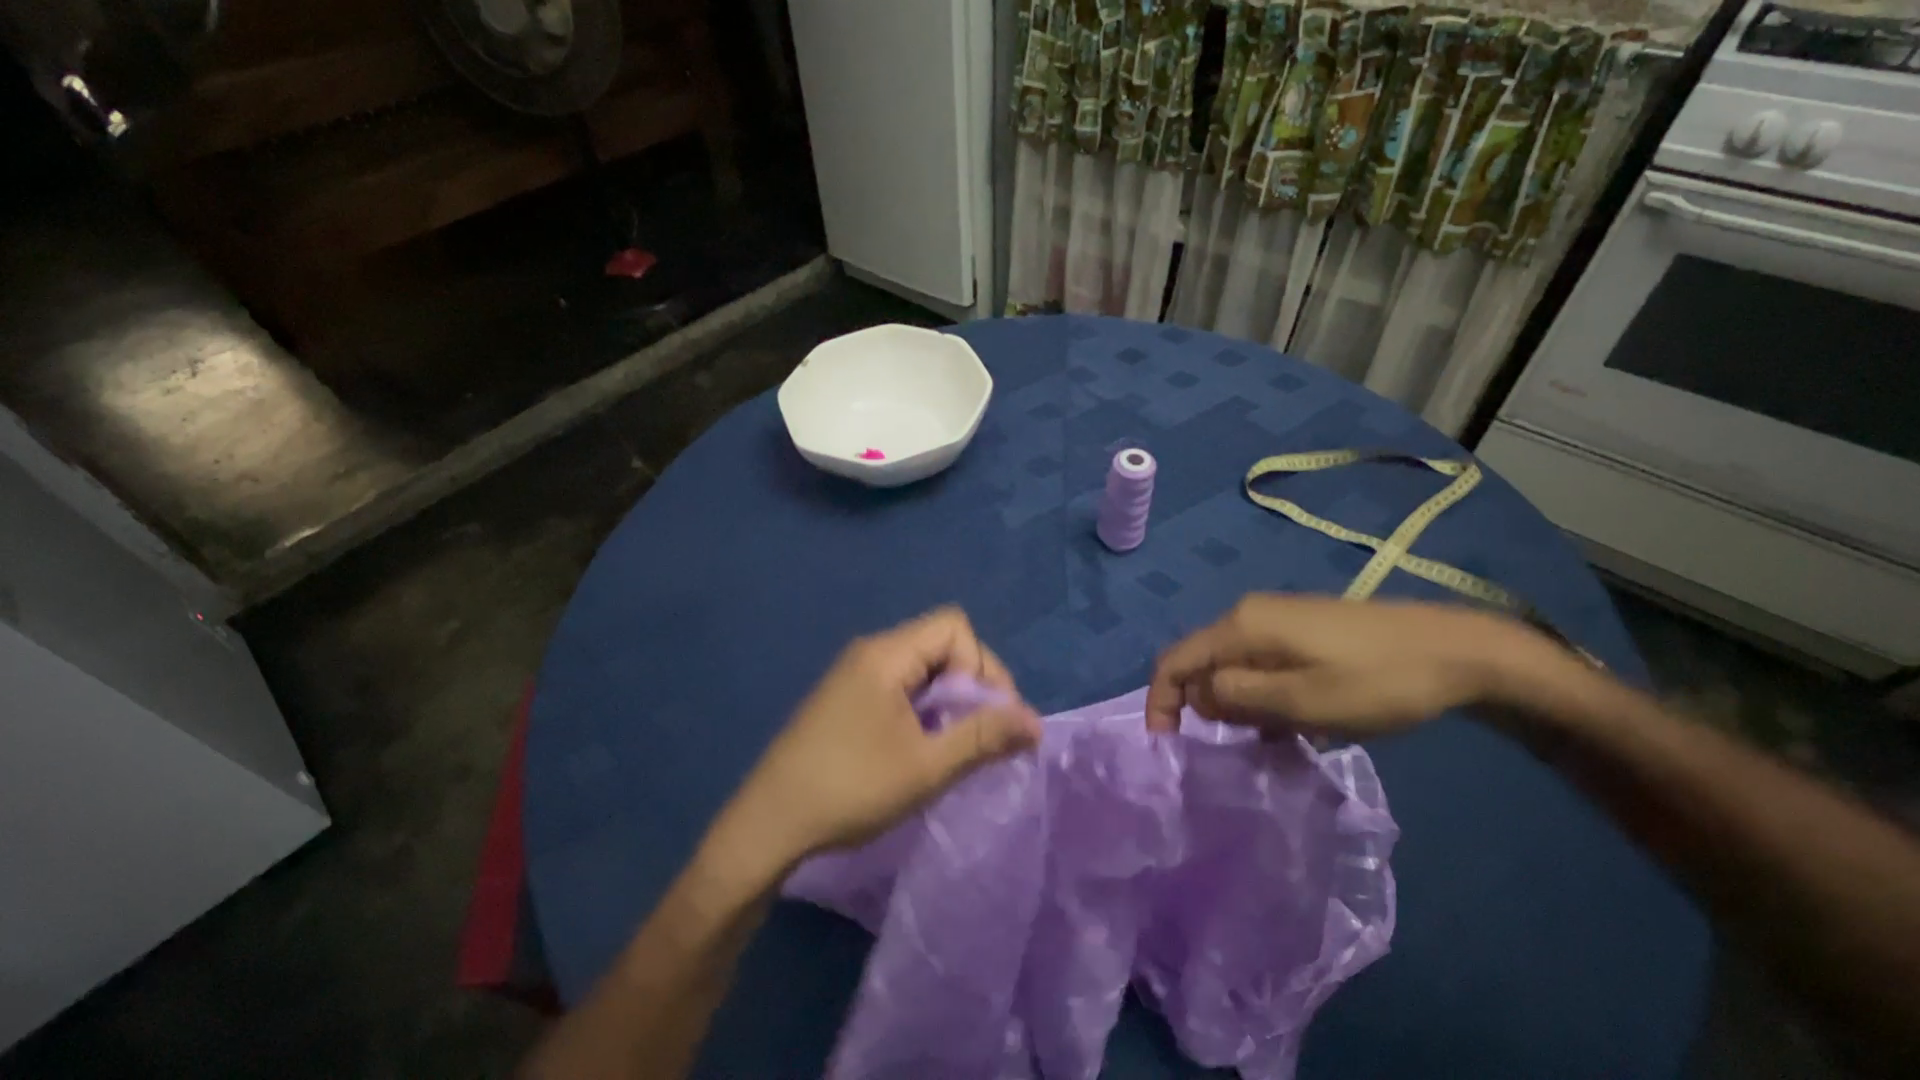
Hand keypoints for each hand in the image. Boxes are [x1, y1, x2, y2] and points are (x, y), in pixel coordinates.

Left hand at [715, 608, 1041, 874]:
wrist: (769, 825)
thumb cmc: (851, 789)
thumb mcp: (927, 766)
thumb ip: (984, 738)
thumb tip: (1036, 722)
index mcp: (886, 655)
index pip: (955, 628)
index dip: (984, 666)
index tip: (990, 718)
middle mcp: (869, 654)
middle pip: (941, 645)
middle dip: (972, 686)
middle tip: (980, 739)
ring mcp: (853, 677)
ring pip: (922, 671)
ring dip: (949, 704)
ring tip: (954, 750)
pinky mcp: (845, 702)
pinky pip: (900, 689)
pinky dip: (924, 712)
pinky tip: (923, 752)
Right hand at [1144, 594, 1561, 738]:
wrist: (1457, 651)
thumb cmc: (1375, 681)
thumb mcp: (1300, 701)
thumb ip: (1237, 697)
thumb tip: (1201, 696)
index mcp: (1242, 626)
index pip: (1175, 661)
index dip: (1160, 703)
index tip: (1168, 749)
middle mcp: (1252, 616)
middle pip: (1204, 665)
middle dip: (1209, 709)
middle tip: (1240, 749)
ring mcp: (1282, 622)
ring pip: (1237, 670)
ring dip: (1244, 709)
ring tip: (1278, 742)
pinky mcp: (1307, 634)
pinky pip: (1266, 669)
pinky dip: (1269, 699)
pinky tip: (1301, 726)